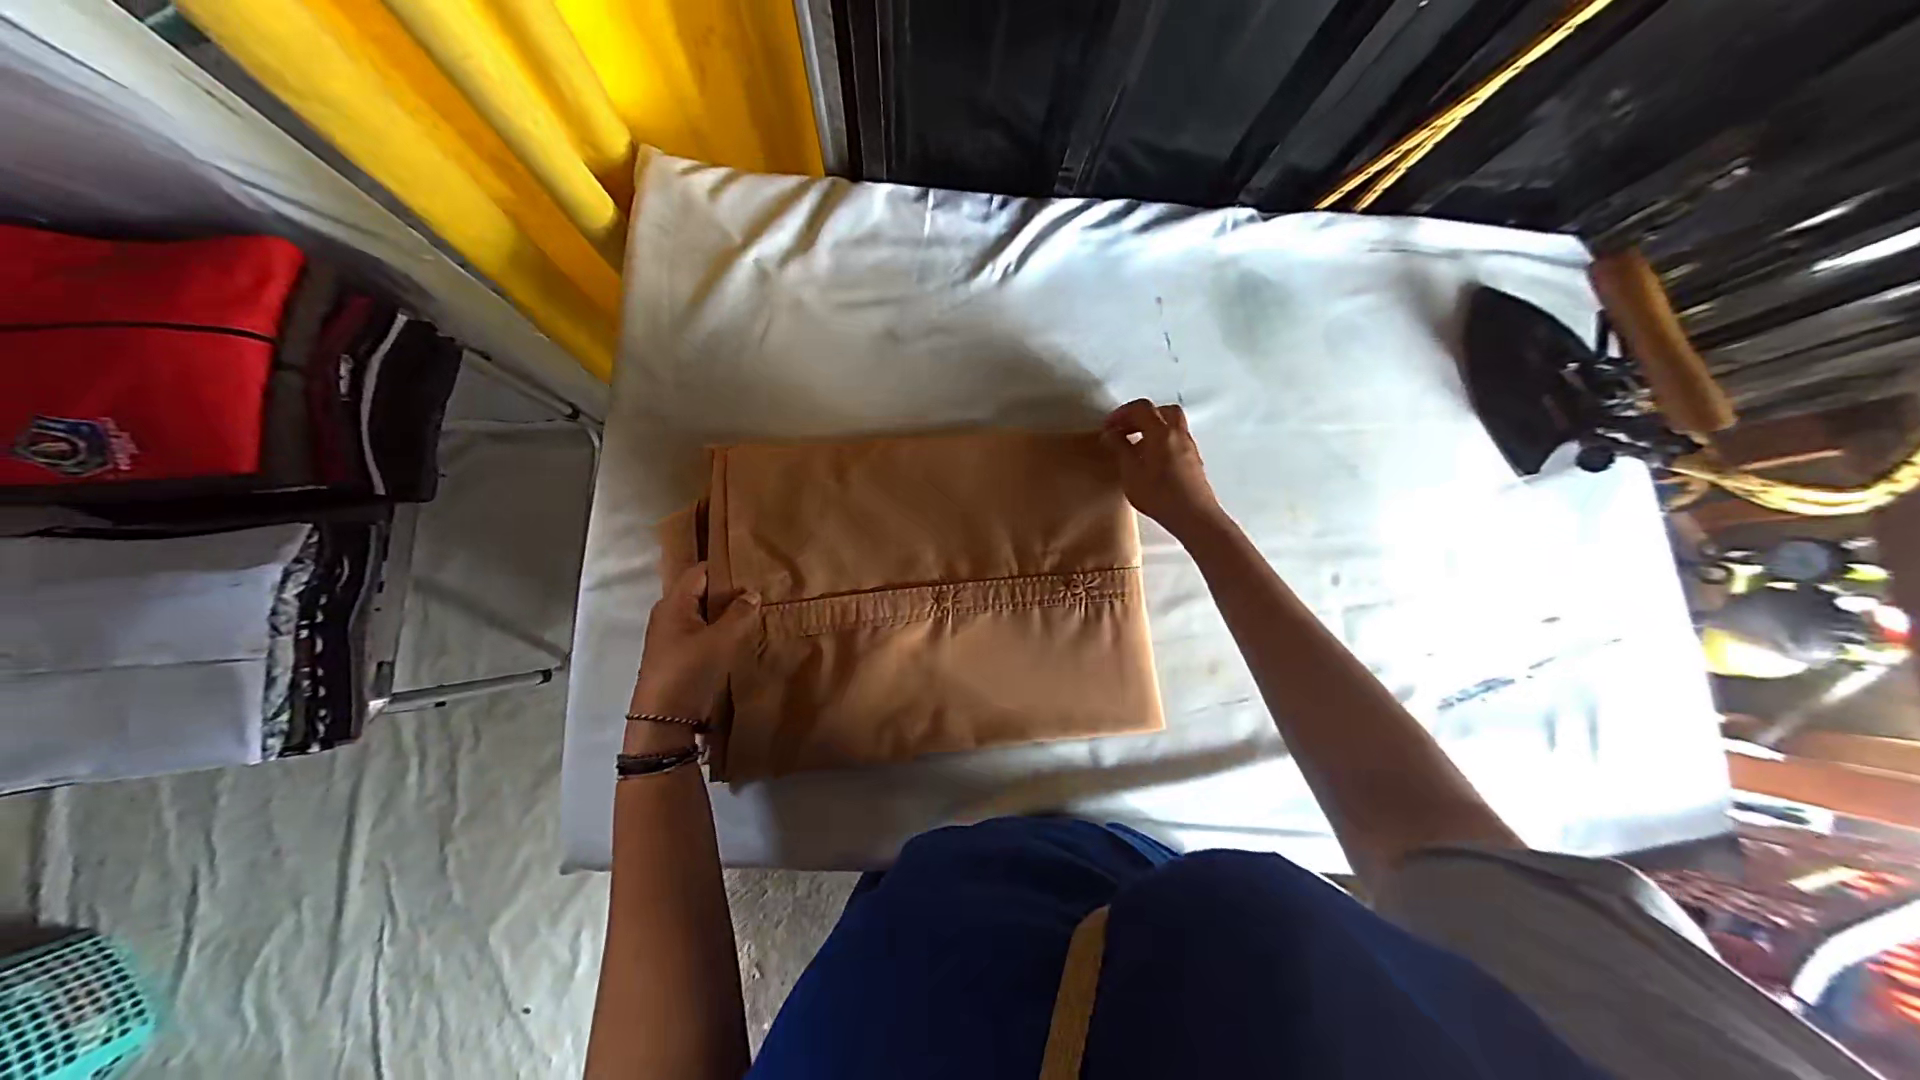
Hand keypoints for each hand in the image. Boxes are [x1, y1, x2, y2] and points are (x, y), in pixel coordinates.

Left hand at [629, 562, 759, 727]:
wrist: (665, 720)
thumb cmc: (690, 670)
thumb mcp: (721, 640)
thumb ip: (739, 614)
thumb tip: (752, 594)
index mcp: (673, 604)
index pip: (700, 572)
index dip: (724, 569)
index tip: (752, 570)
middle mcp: (669, 615)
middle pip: (702, 592)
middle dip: (728, 591)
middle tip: (759, 592)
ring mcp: (673, 636)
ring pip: (704, 614)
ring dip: (726, 613)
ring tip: (754, 613)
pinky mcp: (680, 654)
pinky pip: (703, 632)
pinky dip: (720, 630)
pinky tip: (740, 636)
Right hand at [1100, 399, 1226, 539]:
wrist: (1193, 516)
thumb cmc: (1161, 495)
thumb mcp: (1130, 472)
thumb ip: (1120, 448)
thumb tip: (1111, 434)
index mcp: (1161, 431)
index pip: (1141, 408)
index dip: (1121, 413)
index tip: (1109, 426)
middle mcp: (1178, 434)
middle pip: (1160, 410)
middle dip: (1139, 416)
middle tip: (1123, 429)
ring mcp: (1188, 447)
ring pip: (1171, 424)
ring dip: (1151, 427)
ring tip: (1134, 445)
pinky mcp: (1192, 460)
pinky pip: (1176, 439)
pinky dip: (1161, 440)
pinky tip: (1149, 460)